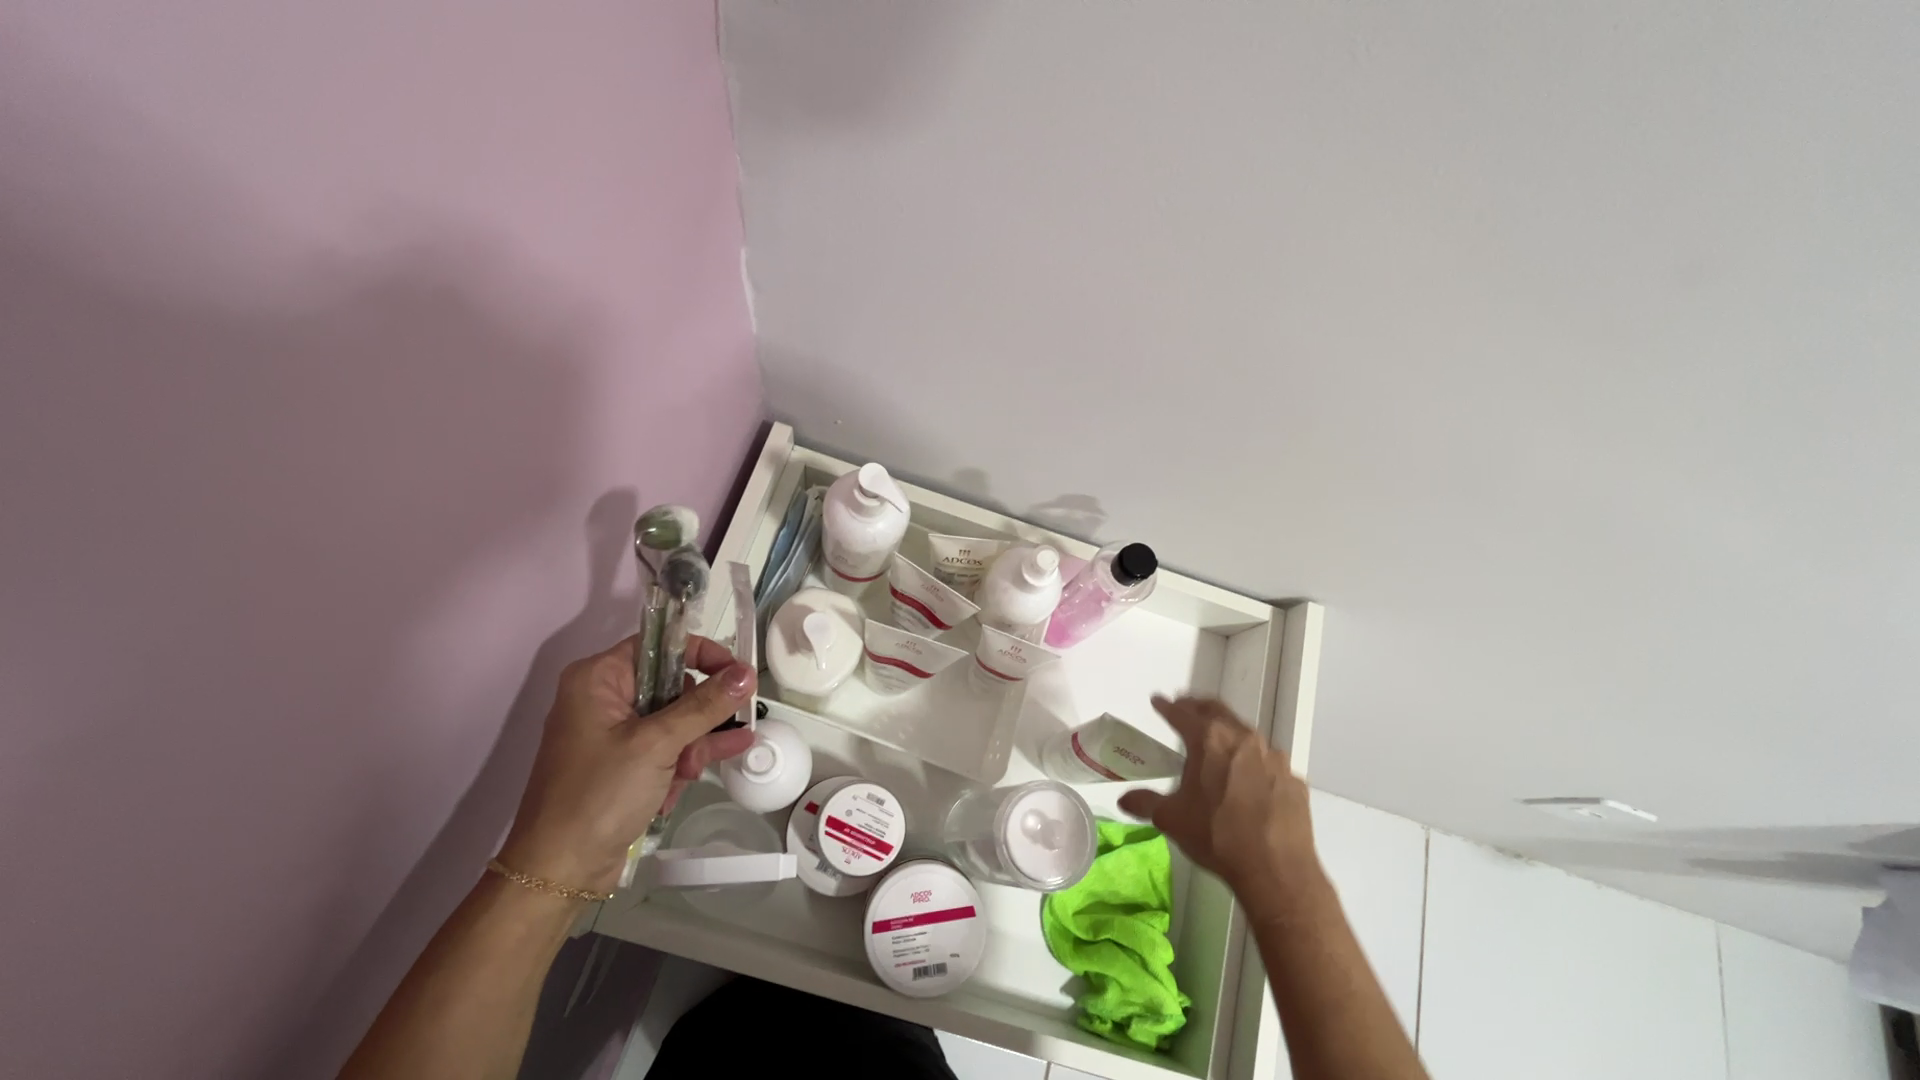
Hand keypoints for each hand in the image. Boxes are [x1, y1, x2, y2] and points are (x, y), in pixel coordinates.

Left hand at [496, 635, 757, 892]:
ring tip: (693, 771)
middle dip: (694, 717)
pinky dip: (681, 762)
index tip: (736, 674)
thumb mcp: (657, 744)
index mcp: (598, 679)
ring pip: (673, 721)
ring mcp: (612, 735)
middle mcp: (603, 699)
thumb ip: (705, 705)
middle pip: (671, 685)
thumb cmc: (599, 795)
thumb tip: (746, 672)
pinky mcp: (622, 766)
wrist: (560, 870)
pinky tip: (703, 771)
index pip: (659, 645)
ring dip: (690, 745)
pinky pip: (665, 749)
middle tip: (699, 745)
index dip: (701, 654)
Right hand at [1117, 695, 1316, 895]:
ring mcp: (1274, 758)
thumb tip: (1124, 799)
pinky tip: (1249, 781)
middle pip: (1218, 712)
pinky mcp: (1293, 780)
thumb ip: (1145, 803)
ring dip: (1229, 733)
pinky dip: (1253, 763)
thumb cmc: (1216, 836)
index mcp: (1210, 741)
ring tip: (1218, 744)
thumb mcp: (1171, 820)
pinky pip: (1269, 763)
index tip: (1157, 701)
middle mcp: (1244, 739)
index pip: (1182, 714)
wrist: (1276, 869)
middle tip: (1186, 708)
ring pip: (1247, 735)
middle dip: (1199, 707)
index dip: (1167, 707)